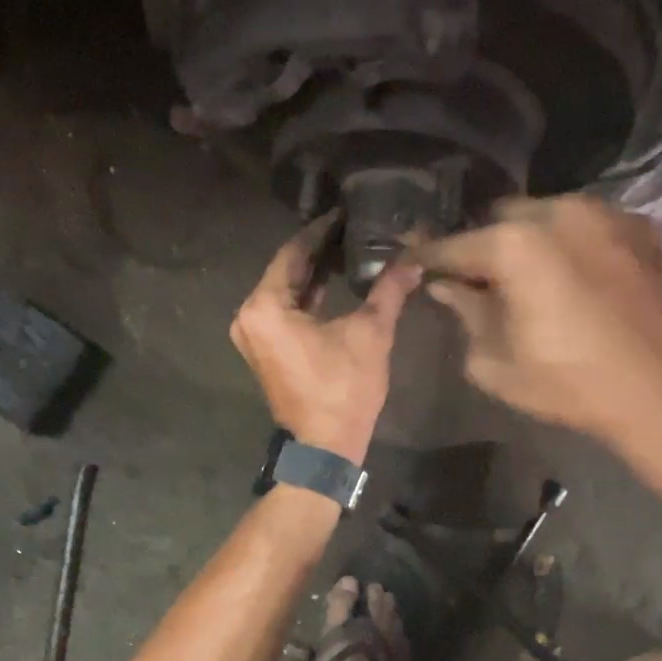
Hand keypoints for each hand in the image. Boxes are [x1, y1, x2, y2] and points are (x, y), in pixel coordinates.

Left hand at [231, 214, 416, 463]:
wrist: (325, 447)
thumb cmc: (343, 390)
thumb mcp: (369, 335)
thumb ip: (387, 292)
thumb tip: (413, 262)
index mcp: (265, 307)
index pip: (293, 253)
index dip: (321, 232)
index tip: (345, 214)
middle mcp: (249, 316)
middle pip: (286, 271)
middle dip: (319, 252)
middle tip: (352, 229)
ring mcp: (252, 336)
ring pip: (284, 292)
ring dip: (313, 275)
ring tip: (348, 251)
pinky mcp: (263, 351)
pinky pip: (283, 312)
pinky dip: (306, 299)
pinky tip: (333, 283)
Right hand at [411, 196, 661, 499]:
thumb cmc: (570, 384)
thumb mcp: (495, 362)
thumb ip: (465, 313)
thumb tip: (449, 288)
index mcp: (515, 243)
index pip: (453, 245)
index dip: (429, 259)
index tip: (414, 267)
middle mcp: (559, 211)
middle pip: (502, 219)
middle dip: (486, 246)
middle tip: (481, 281)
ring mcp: (607, 213)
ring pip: (548, 216)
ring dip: (531, 241)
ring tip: (532, 278)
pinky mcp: (643, 227)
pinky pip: (590, 226)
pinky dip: (574, 245)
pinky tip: (578, 279)